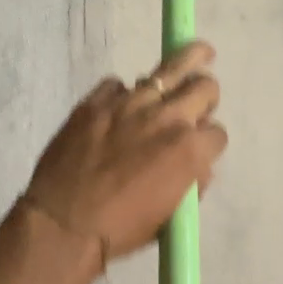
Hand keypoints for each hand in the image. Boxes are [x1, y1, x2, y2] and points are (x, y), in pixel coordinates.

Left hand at [23, 41, 227, 262]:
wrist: (64, 224)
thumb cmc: (122, 230)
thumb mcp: (171, 216)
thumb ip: (190, 182)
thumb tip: (196, 164)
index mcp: (189, 149)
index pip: (218, 132)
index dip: (210, 142)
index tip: (200, 146)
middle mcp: (166, 117)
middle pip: (205, 86)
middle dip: (207, 92)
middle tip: (202, 94)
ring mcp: (129, 103)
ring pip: (168, 68)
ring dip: (181, 68)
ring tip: (196, 53)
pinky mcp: (96, 100)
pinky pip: (118, 84)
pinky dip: (122, 94)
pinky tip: (118, 107)